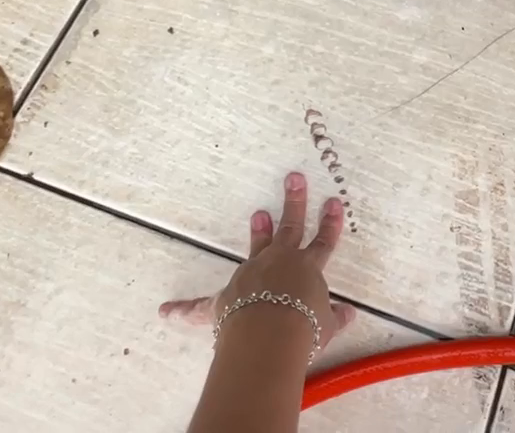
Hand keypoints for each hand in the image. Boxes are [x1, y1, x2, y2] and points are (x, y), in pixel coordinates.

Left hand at [159, 173, 356, 347]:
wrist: (269, 335)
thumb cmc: (303, 328)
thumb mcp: (324, 325)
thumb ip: (334, 317)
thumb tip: (349, 313)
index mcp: (306, 268)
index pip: (323, 242)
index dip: (329, 223)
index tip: (333, 202)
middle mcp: (279, 263)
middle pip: (290, 228)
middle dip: (294, 203)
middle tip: (294, 179)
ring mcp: (251, 275)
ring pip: (257, 248)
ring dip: (259, 232)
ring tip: (259, 214)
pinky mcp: (225, 298)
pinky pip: (201, 306)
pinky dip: (184, 310)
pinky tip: (165, 312)